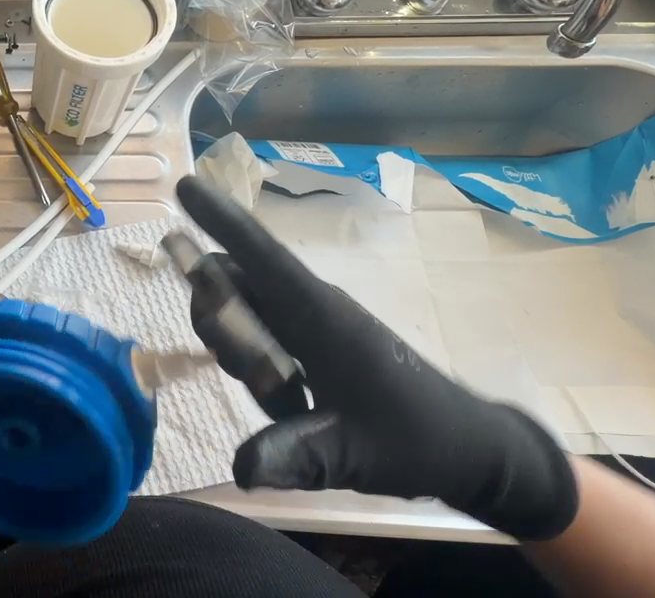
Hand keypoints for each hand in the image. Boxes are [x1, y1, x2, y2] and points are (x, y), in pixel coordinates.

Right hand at [178, 175, 579, 540]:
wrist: (470, 446)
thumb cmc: (415, 440)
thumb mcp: (353, 455)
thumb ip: (296, 456)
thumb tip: (239, 469)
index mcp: (319, 316)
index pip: (261, 256)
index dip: (221, 220)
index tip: (184, 186)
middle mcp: (308, 304)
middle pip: (233, 280)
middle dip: (217, 315)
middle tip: (245, 370)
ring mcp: (308, 317)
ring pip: (242, 303)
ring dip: (237, 344)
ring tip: (285, 400)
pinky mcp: (309, 333)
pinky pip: (260, 323)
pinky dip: (252, 353)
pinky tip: (286, 396)